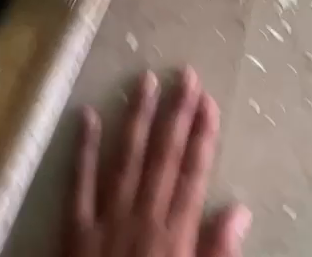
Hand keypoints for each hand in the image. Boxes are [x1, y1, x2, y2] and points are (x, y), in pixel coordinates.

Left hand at [65, 67, 250, 256]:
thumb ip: (217, 254)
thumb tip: (239, 209)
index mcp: (174, 236)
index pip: (193, 174)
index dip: (203, 135)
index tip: (208, 99)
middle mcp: (142, 219)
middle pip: (163, 158)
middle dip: (176, 113)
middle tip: (185, 74)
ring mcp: (105, 221)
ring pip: (125, 159)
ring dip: (138, 118)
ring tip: (146, 80)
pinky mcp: (73, 232)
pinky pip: (78, 185)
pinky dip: (83, 150)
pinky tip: (88, 116)